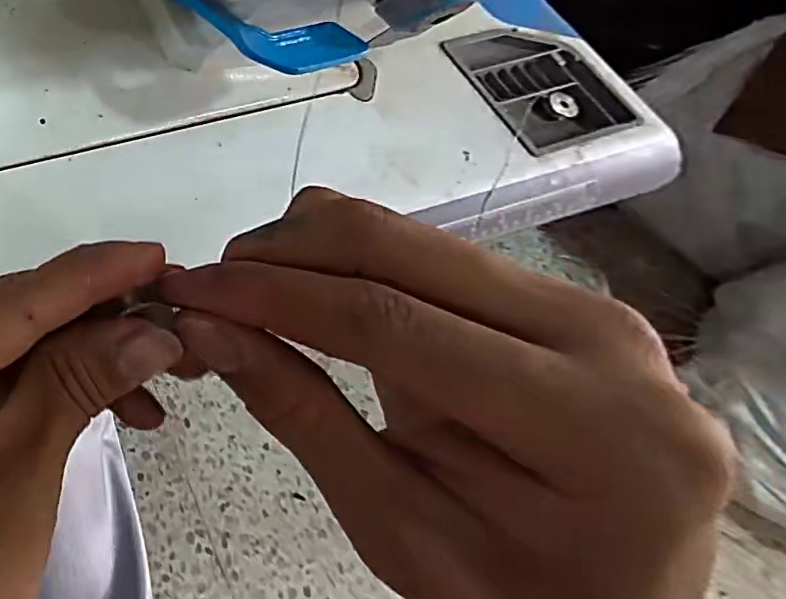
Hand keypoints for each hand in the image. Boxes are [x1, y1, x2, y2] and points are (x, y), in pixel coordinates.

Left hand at [0, 243, 184, 598]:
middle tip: (162, 328)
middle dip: (91, 322)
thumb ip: (78, 383)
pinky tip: (89, 392)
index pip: (16, 299)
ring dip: (70, 352)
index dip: (92, 276)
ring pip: (1, 330)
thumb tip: (147, 331)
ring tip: (141, 384)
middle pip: (9, 310)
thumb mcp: (17, 476)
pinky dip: (31, 371)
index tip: (149, 255)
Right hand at [161, 188, 734, 598]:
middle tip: (208, 286)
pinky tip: (307, 291)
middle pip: (386, 244)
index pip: (385, 320)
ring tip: (251, 294)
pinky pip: (410, 236)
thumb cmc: (505, 589)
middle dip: (273, 253)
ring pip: (391, 224)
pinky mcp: (540, 284)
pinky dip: (334, 250)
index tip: (187, 291)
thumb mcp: (392, 526)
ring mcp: (574, 299)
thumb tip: (202, 327)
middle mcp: (598, 337)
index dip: (269, 295)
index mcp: (591, 429)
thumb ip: (297, 414)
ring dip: (296, 246)